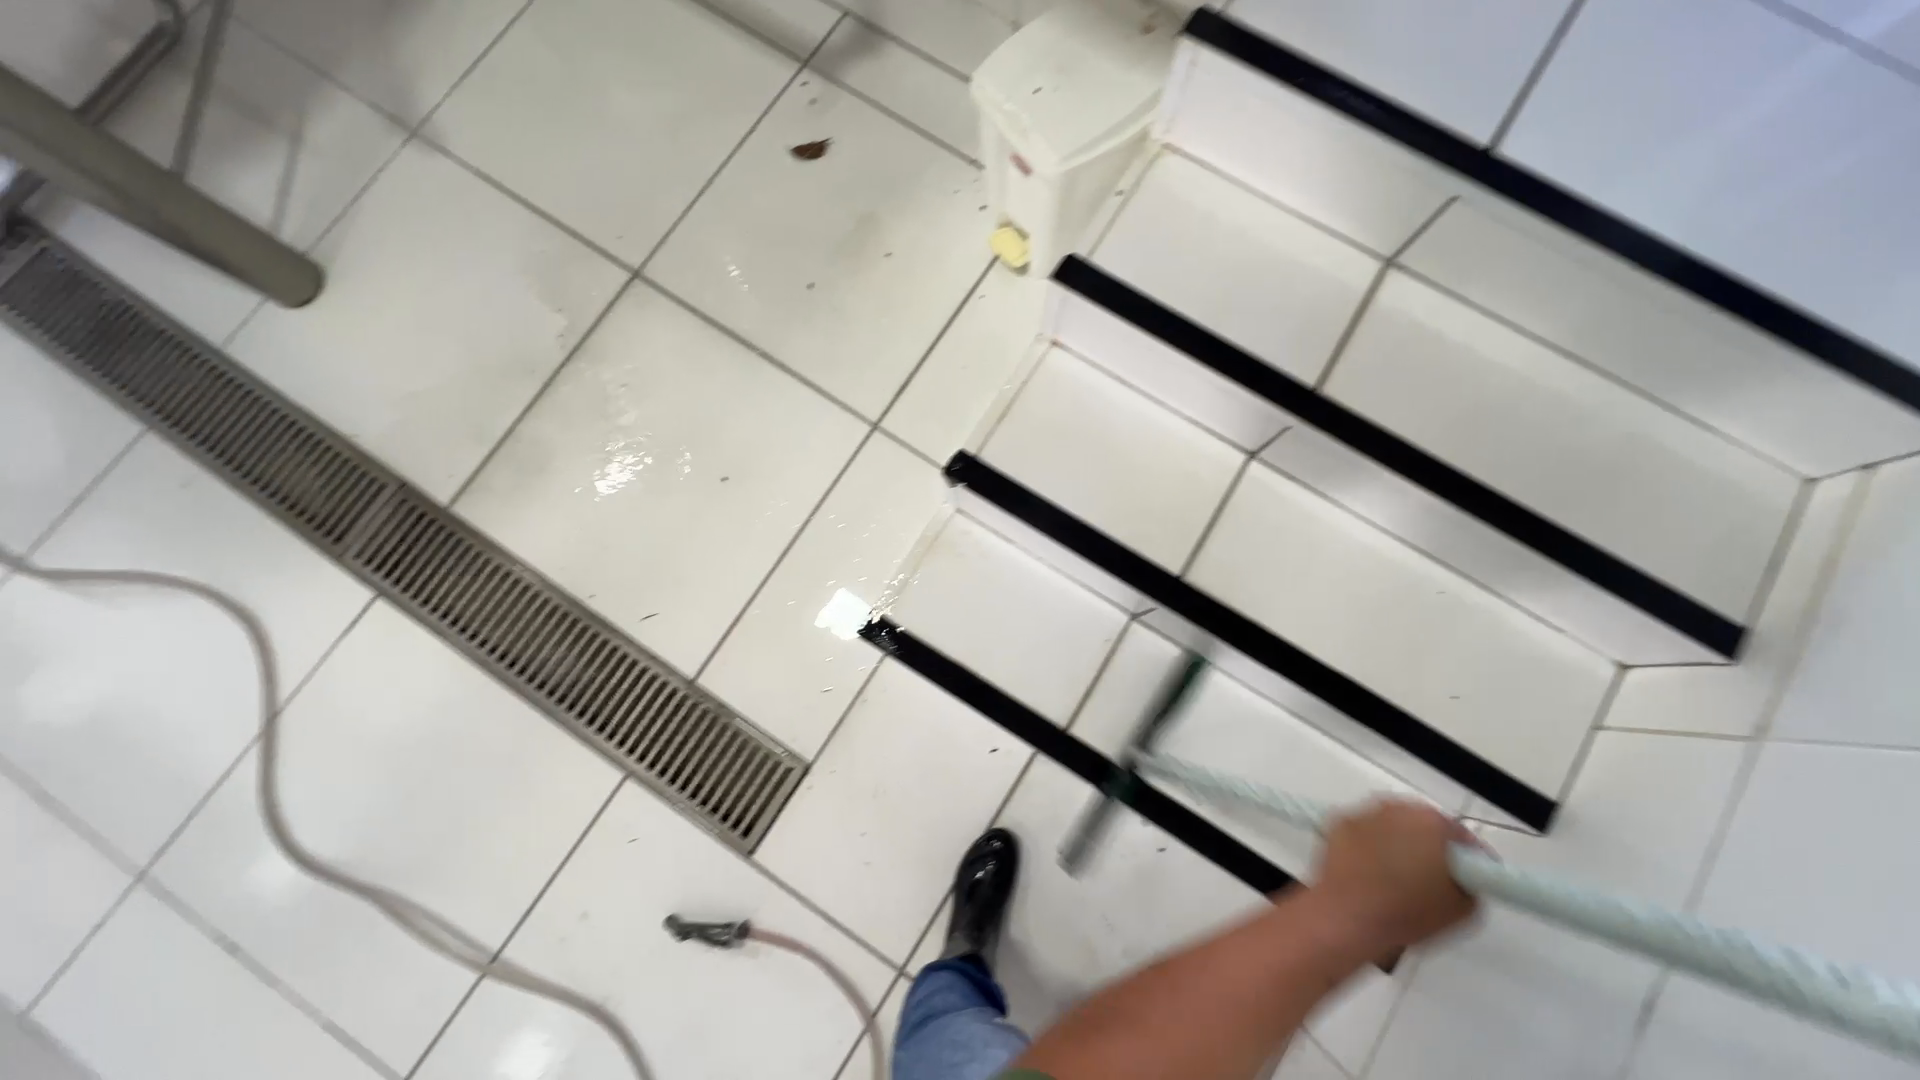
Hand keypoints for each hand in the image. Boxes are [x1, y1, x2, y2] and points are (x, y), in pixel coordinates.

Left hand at [1311, 800, 1478, 950]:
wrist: (1346, 916)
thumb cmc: (1408, 914)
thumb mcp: (1462, 909)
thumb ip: (1471, 883)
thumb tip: (1466, 877)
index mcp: (1433, 823)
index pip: (1460, 835)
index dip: (1467, 857)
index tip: (1468, 875)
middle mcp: (1397, 807)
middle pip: (1423, 824)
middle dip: (1430, 846)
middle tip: (1431, 876)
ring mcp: (1363, 812)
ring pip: (1392, 825)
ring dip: (1398, 841)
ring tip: (1397, 875)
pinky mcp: (1338, 823)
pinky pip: (1364, 831)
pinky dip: (1369, 844)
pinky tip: (1369, 869)